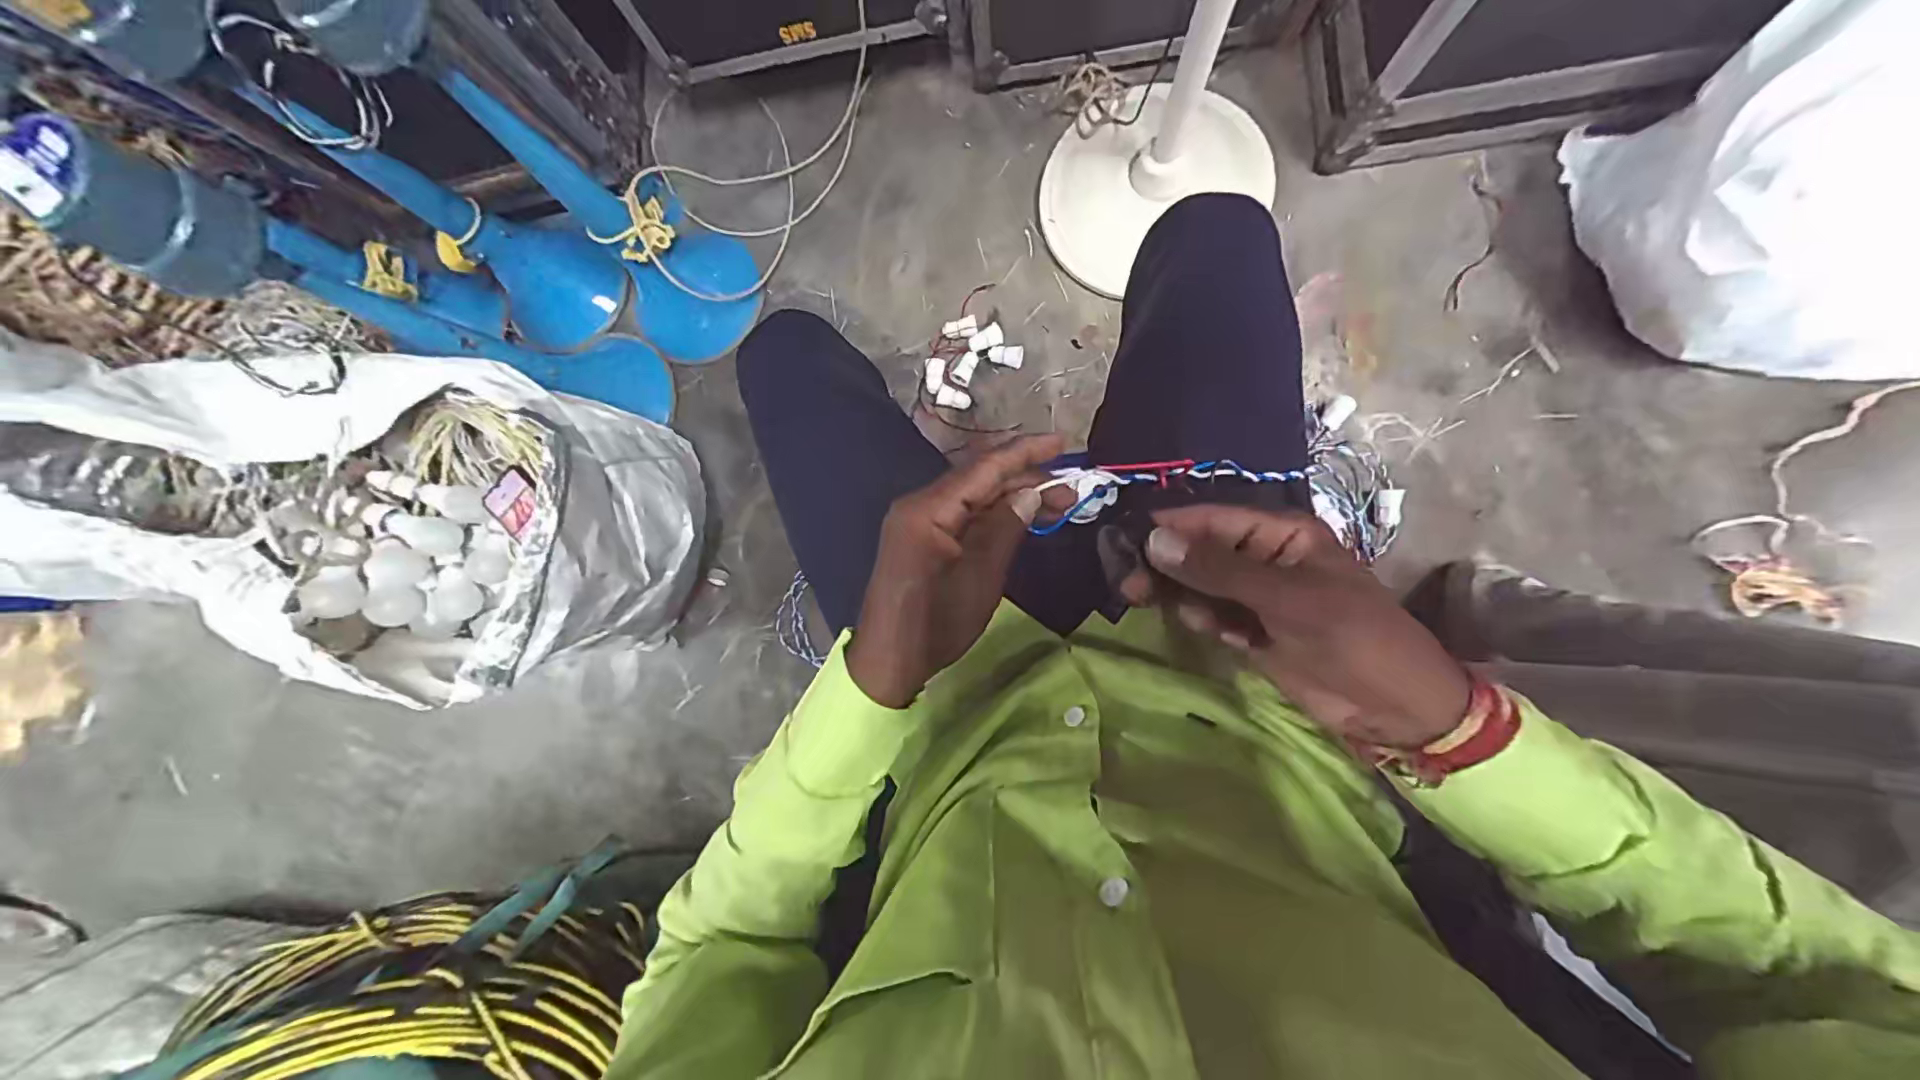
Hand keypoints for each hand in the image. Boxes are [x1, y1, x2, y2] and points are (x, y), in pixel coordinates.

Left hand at [845, 434, 1065, 707]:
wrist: (888, 660)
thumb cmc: (935, 625)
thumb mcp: (980, 579)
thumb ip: (1005, 529)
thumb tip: (1032, 493)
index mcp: (928, 510)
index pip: (983, 469)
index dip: (1024, 453)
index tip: (1061, 442)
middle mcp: (919, 504)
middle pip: (977, 477)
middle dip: (1024, 476)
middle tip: (1068, 486)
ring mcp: (916, 519)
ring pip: (971, 494)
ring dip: (1011, 494)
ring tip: (1056, 501)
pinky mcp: (920, 535)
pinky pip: (961, 512)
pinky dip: (992, 512)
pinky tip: (1021, 515)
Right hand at [1122, 504, 1470, 748]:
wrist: (1393, 707)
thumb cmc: (1353, 637)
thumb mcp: (1287, 598)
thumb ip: (1219, 570)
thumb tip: (1154, 541)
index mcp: (1280, 534)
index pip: (1209, 520)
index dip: (1167, 528)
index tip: (1123, 543)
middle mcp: (1262, 557)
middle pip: (1196, 552)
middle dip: (1168, 568)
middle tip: (1131, 589)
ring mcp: (1253, 595)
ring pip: (1197, 585)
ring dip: (1188, 600)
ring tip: (1204, 622)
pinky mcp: (1248, 628)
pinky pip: (1209, 615)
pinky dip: (1208, 623)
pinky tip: (1229, 638)